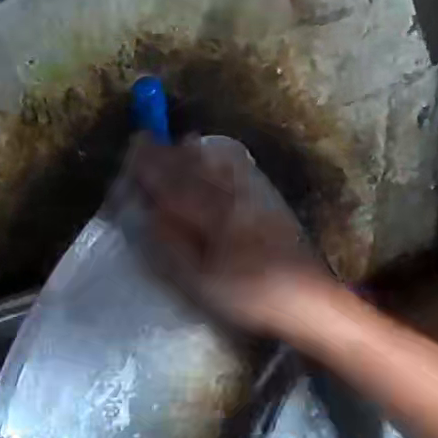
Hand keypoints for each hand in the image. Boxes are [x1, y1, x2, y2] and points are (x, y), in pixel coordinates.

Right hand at [125, 136, 337, 334]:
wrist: (305, 298)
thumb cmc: (248, 296)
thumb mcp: (200, 281)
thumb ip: (172, 246)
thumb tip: (149, 216)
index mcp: (212, 216)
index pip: (173, 184)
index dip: (150, 167)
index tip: (132, 149)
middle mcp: (232, 198)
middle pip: (194, 169)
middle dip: (167, 154)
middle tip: (146, 139)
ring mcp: (253, 197)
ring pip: (218, 165)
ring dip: (195, 153)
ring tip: (179, 142)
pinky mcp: (268, 202)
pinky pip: (241, 170)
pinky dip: (224, 158)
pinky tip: (218, 156)